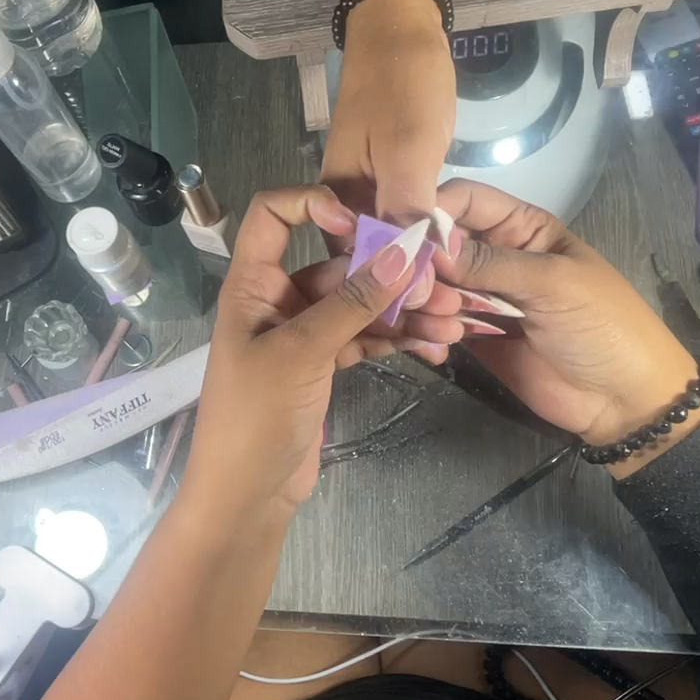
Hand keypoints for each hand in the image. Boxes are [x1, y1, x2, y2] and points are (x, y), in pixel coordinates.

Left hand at [179, 185, 432, 516]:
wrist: (247, 495)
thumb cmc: (256, 417)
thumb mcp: (302, 353)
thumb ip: (352, 303)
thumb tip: (403, 250)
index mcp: (252, 284)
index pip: (273, 216)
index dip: (313, 204)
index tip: (360, 221)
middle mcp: (277, 299)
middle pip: (334, 265)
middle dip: (387, 271)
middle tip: (441, 281)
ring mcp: (302, 334)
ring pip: (357, 305)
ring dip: (402, 310)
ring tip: (451, 321)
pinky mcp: (322, 364)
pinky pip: (363, 338)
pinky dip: (394, 339)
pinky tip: (434, 344)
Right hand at [322, 0, 454, 308]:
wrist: (401, 23)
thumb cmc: (402, 84)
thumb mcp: (408, 149)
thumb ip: (407, 212)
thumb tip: (411, 276)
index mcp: (340, 201)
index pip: (358, 264)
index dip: (390, 294)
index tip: (426, 320)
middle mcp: (350, 206)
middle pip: (374, 265)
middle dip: (408, 295)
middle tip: (448, 325)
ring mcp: (372, 193)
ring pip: (393, 252)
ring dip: (422, 278)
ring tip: (455, 315)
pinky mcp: (393, 184)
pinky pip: (407, 229)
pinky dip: (429, 250)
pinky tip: (456, 275)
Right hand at [433, 180, 699, 475]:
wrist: (622, 400)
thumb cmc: (603, 326)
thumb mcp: (553, 284)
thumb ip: (490, 262)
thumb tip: (428, 243)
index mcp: (520, 228)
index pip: (463, 200)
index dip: (431, 209)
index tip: (404, 235)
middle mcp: (493, 256)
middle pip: (436, 245)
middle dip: (423, 268)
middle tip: (428, 298)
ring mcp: (479, 298)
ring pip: (428, 287)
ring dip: (424, 307)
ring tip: (446, 331)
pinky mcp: (470, 337)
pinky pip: (431, 325)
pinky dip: (424, 334)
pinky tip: (439, 350)